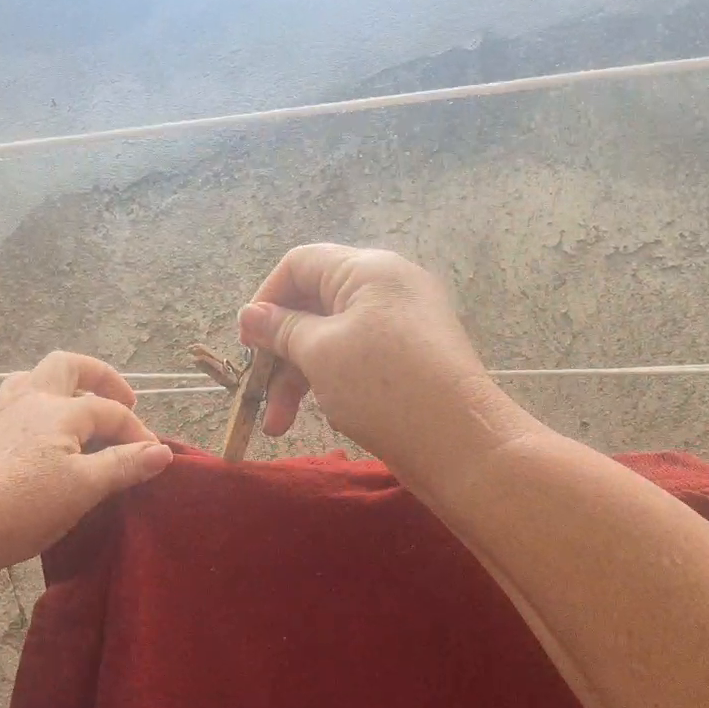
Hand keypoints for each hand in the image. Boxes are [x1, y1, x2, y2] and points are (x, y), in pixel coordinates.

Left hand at [0, 352, 173, 582]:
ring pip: (30, 379)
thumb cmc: (23, 507)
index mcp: (58, 409)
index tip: (153, 460)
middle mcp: (28, 400)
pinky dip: (28, 408)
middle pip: (66, 366)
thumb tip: (162, 451)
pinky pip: (5, 405)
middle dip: (99, 377)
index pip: (110, 410)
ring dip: (60, 386)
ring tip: (76, 409)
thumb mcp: (84, 488)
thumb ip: (124, 465)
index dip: (137, 431)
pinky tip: (30, 430)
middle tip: (123, 401)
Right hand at [237, 244, 535, 471]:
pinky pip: (354, 358)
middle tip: (256, 392)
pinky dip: (330, 383)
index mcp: (368, 270)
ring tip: (278, 426)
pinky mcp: (408, 359)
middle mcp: (386, 288)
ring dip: (298, 379)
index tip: (247, 343)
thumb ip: (282, 328)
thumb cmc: (383, 387)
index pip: (300, 264)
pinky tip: (322, 416)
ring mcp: (400, 324)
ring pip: (331, 339)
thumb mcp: (321, 353)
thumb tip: (250, 314)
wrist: (460, 444)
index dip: (266, 298)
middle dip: (280, 351)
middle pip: (313, 305)